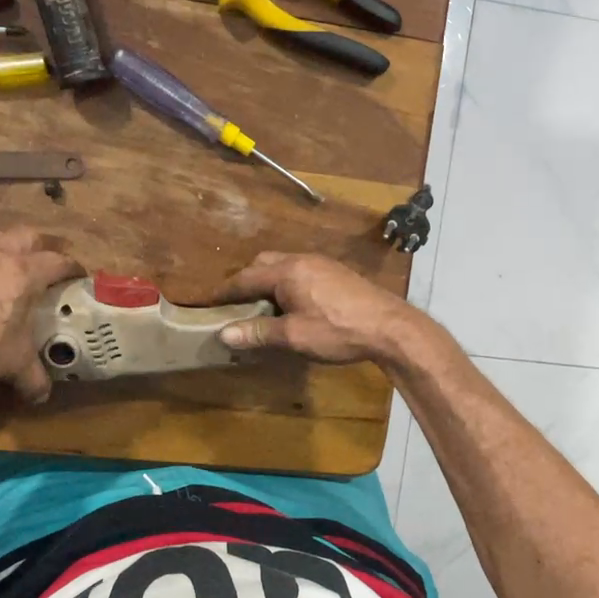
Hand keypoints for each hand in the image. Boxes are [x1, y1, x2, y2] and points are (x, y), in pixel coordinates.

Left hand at [0, 231, 81, 399]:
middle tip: (45, 265)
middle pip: (26, 236)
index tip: (79, 277)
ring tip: (7, 271)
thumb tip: (42, 395)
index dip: (72, 268)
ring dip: (4, 250)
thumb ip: (32, 378)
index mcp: (22, 273)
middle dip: (41, 247)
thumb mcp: (12, 364)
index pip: (57, 262)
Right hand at [216, 252, 430, 364]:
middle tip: (236, 304)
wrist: (389, 327)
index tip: (209, 303)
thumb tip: (224, 334)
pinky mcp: (338, 275)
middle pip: (264, 264)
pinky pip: (302, 272)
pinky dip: (287, 285)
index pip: (245, 277)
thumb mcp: (294, 336)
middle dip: (247, 281)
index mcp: (287, 271)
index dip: (225, 292)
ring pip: (285, 266)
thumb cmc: (338, 330)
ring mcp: (323, 265)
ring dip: (269, 282)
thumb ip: (259, 333)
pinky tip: (293, 305)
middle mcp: (302, 260)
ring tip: (262, 306)